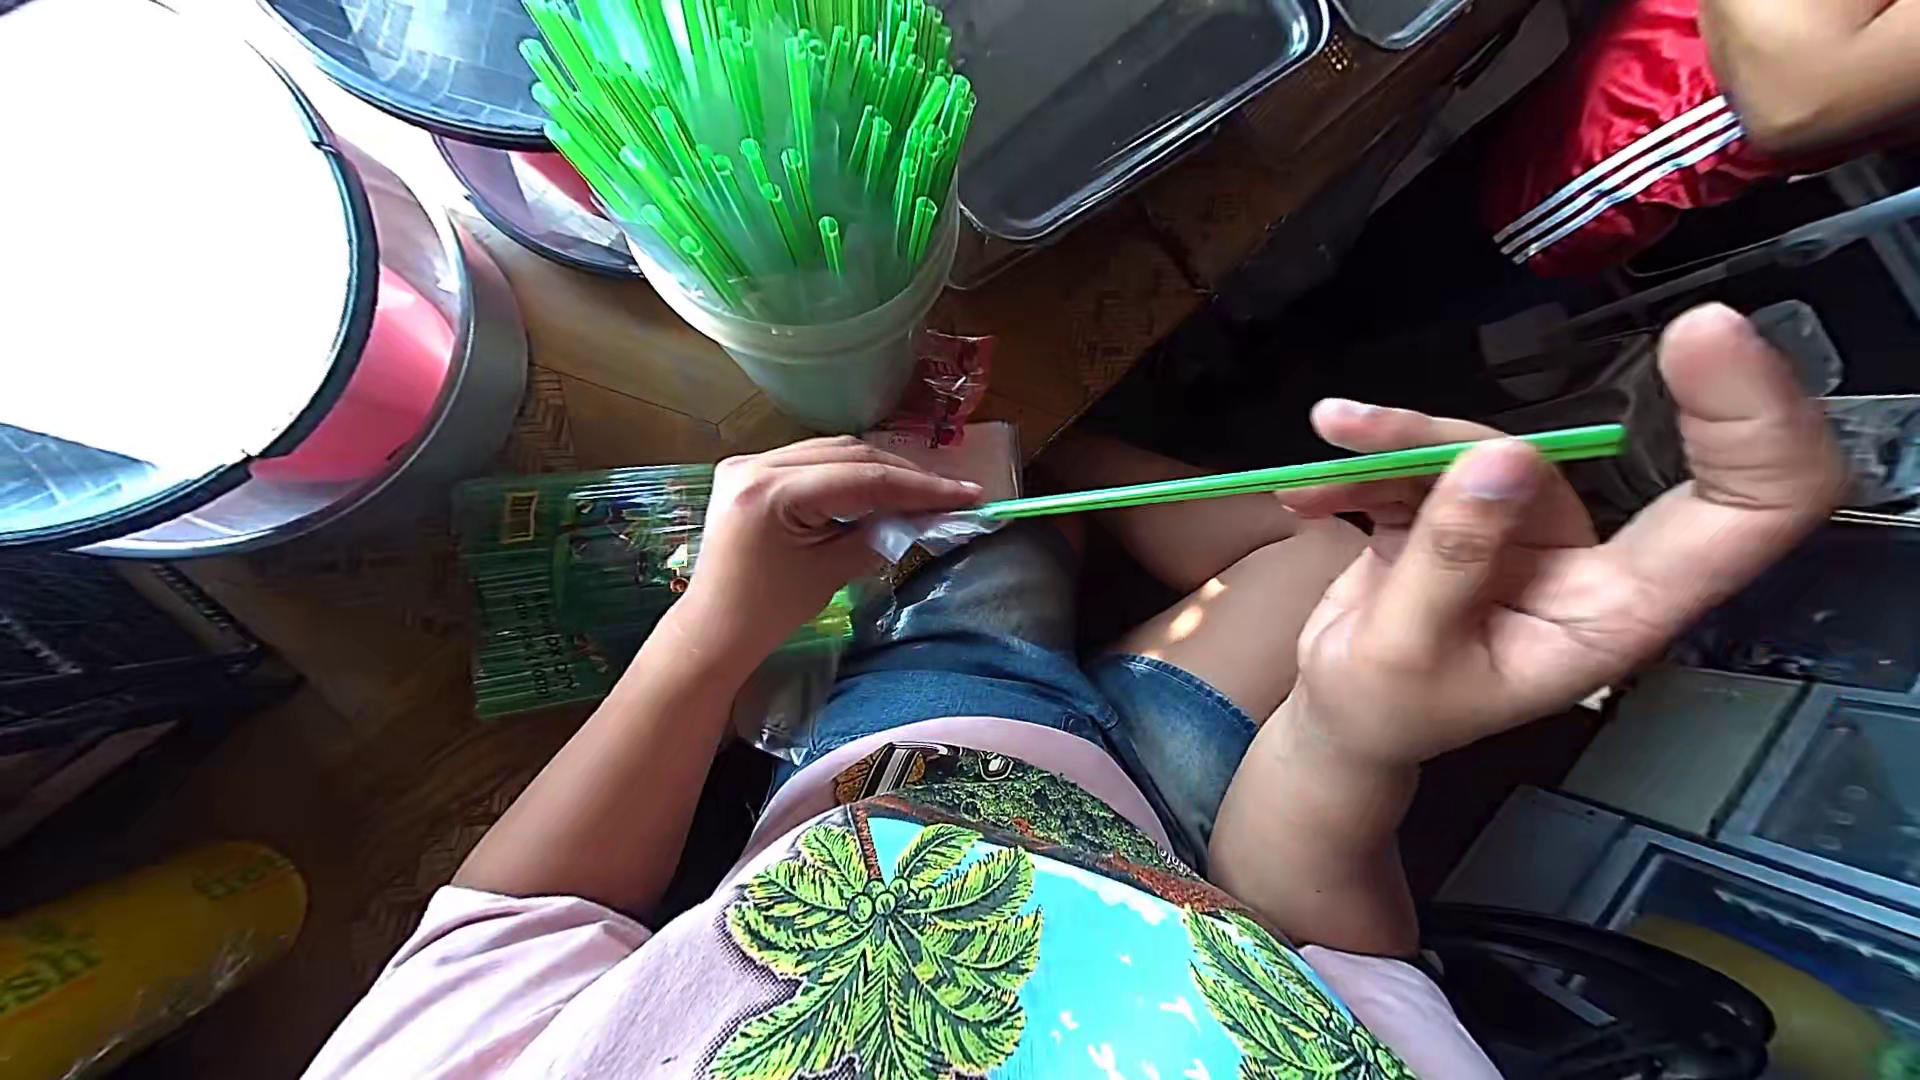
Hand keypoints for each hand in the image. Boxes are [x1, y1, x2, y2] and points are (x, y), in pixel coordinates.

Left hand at [674, 436, 981, 664]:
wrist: (714, 630)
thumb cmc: (767, 613)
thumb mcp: (830, 573)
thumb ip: (879, 536)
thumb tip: (925, 517)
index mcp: (770, 491)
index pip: (862, 479)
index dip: (920, 487)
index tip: (967, 494)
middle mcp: (755, 463)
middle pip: (849, 454)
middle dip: (905, 474)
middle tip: (950, 494)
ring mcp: (749, 463)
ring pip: (834, 452)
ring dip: (880, 469)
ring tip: (920, 492)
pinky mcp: (752, 471)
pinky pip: (815, 461)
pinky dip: (852, 473)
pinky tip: (878, 489)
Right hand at [1278, 304, 1845, 765]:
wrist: (1337, 715)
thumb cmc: (1382, 708)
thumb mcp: (1408, 650)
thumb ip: (1452, 561)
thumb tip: (1501, 458)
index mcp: (1608, 610)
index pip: (1746, 508)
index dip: (1750, 418)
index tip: (1700, 335)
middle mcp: (1569, 561)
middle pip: (1540, 463)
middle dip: (1442, 438)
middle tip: (1351, 427)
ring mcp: (1503, 539)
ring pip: (1460, 459)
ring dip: (1380, 452)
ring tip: (1312, 463)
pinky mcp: (1443, 526)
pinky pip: (1408, 478)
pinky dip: (1352, 478)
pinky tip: (1304, 496)